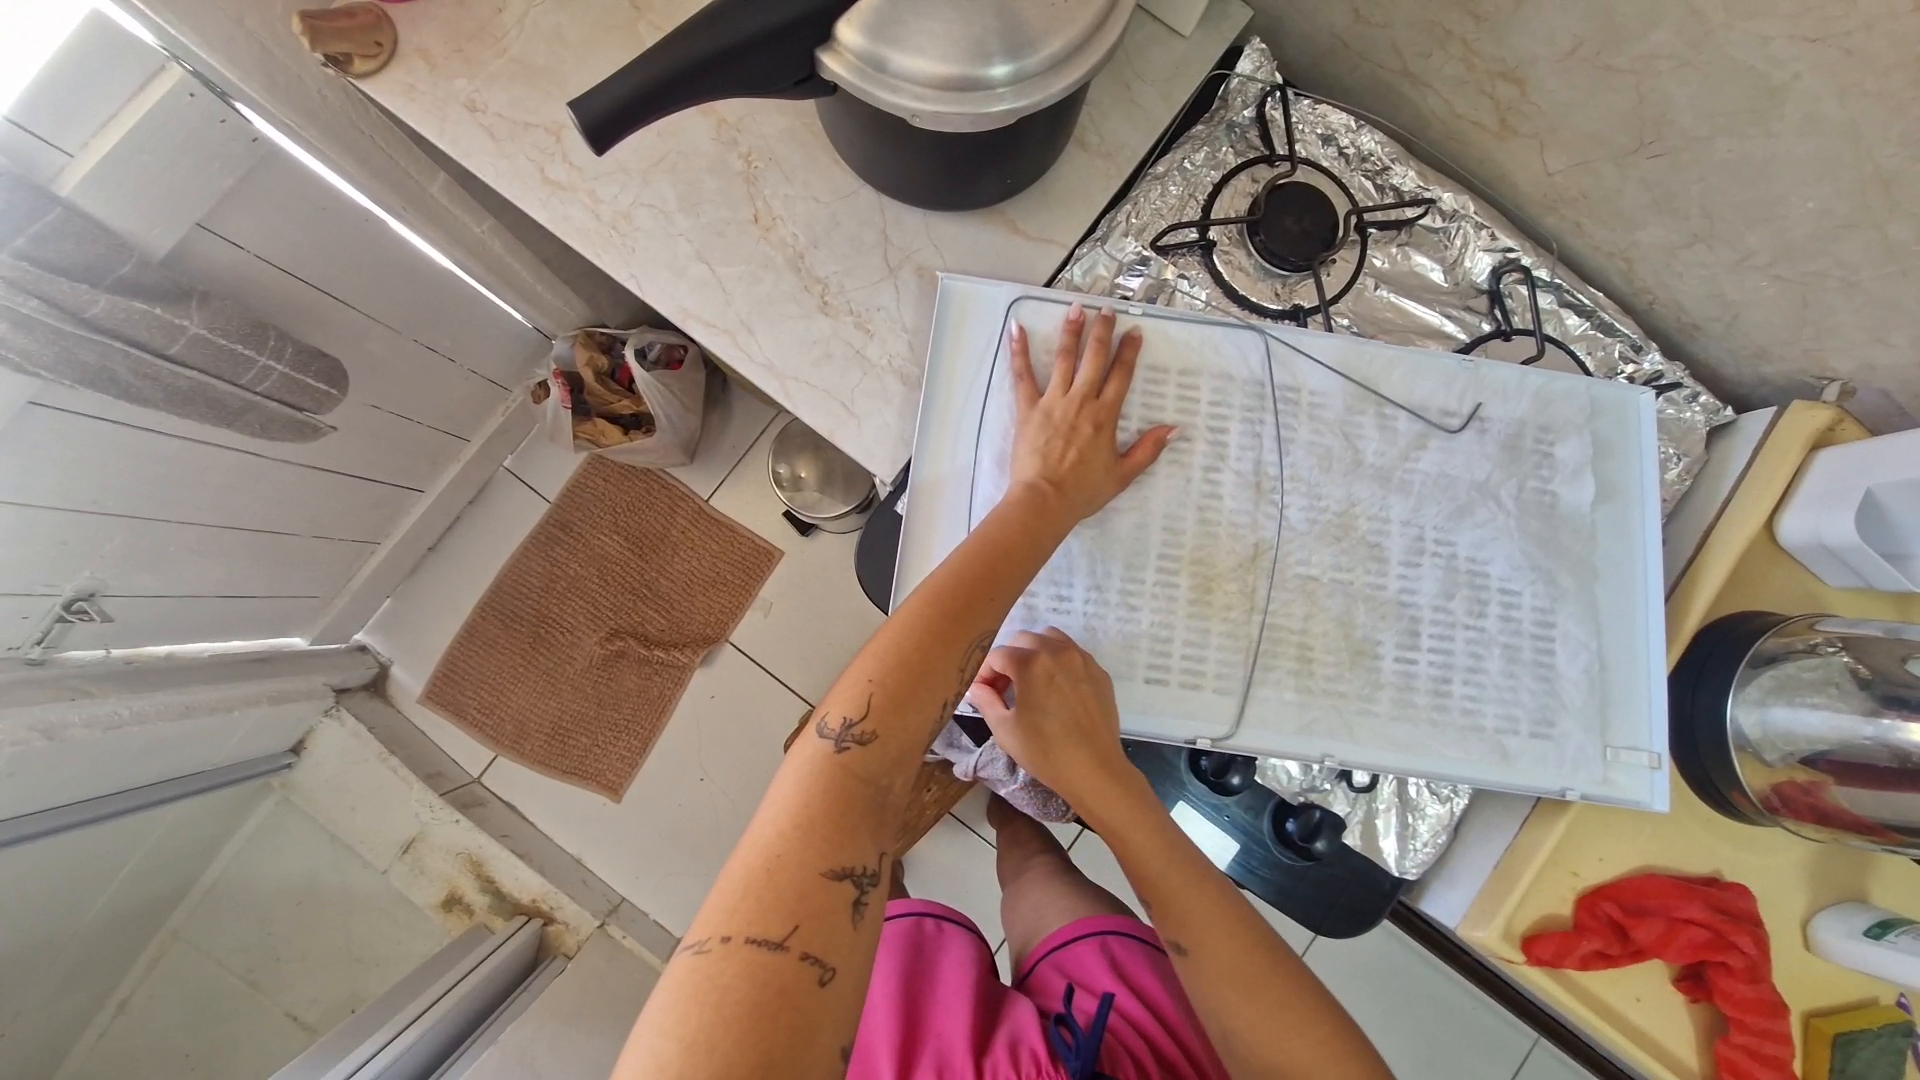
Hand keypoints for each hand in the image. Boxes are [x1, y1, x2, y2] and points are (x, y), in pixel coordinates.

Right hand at [965, 628, 1140, 814]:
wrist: (1094, 770)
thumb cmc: (1045, 752)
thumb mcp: (1005, 730)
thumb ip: (986, 701)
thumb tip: (978, 688)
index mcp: (1031, 663)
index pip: (998, 655)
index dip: (985, 673)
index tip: (983, 692)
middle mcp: (1058, 652)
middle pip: (1023, 640)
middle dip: (1008, 659)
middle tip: (1004, 688)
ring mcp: (1082, 659)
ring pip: (1051, 638)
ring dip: (1035, 652)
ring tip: (1031, 680)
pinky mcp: (1099, 672)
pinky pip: (1073, 653)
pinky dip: (1059, 661)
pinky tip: (1056, 688)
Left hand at [1005, 304, 1176, 525]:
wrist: (1044, 501)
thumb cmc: (1083, 492)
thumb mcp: (1123, 475)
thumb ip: (1148, 450)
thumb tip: (1174, 428)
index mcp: (1105, 416)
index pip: (1121, 375)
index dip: (1129, 352)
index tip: (1134, 331)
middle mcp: (1081, 401)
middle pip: (1095, 359)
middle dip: (1102, 331)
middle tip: (1106, 309)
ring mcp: (1052, 402)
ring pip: (1064, 359)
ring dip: (1071, 332)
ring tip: (1076, 308)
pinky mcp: (1027, 409)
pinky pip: (1022, 376)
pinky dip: (1019, 351)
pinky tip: (1017, 329)